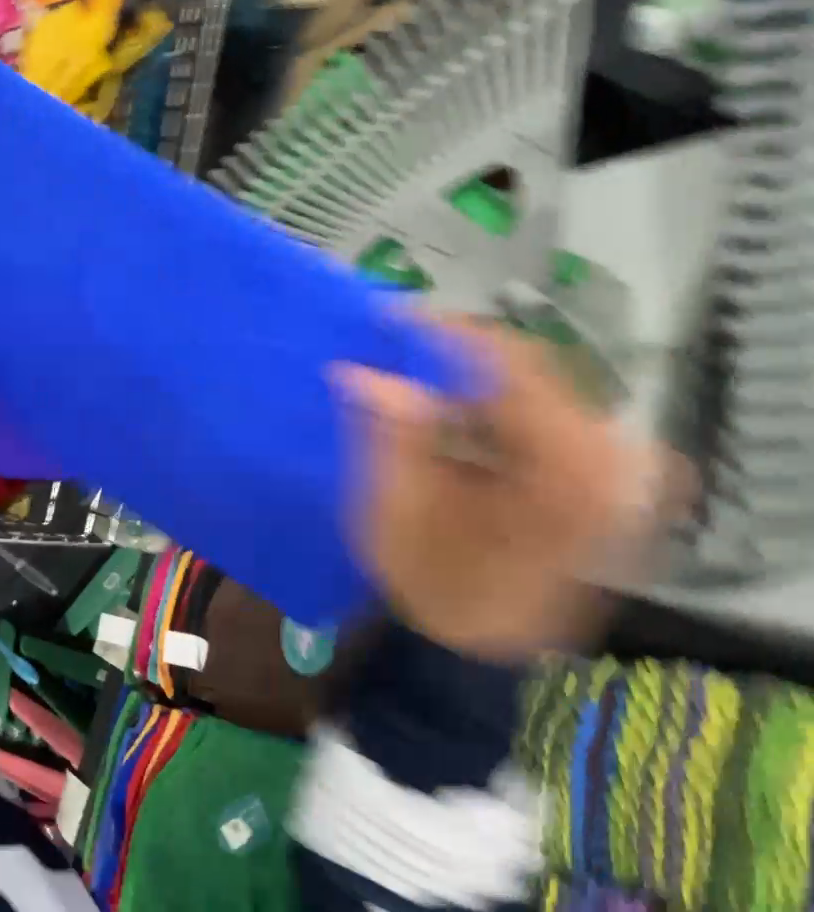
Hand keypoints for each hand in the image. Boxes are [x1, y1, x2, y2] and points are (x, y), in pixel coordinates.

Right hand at [334, 323, 689, 660]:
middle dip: (452, 361)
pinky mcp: (600, 478)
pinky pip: (544, 416)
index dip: (446, 333)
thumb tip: (359, 371)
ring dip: (468, 384)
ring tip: (407, 392)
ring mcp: (609, 469)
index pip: (511, 363)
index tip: (385, 320)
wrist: (482, 648)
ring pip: (534, 390)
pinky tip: (447, 425)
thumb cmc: (432, 584)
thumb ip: (388, 436)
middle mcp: (603, 459)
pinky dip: (491, 409)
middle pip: (525, 372)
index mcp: (560, 467)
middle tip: (387, 360)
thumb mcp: (395, 513)